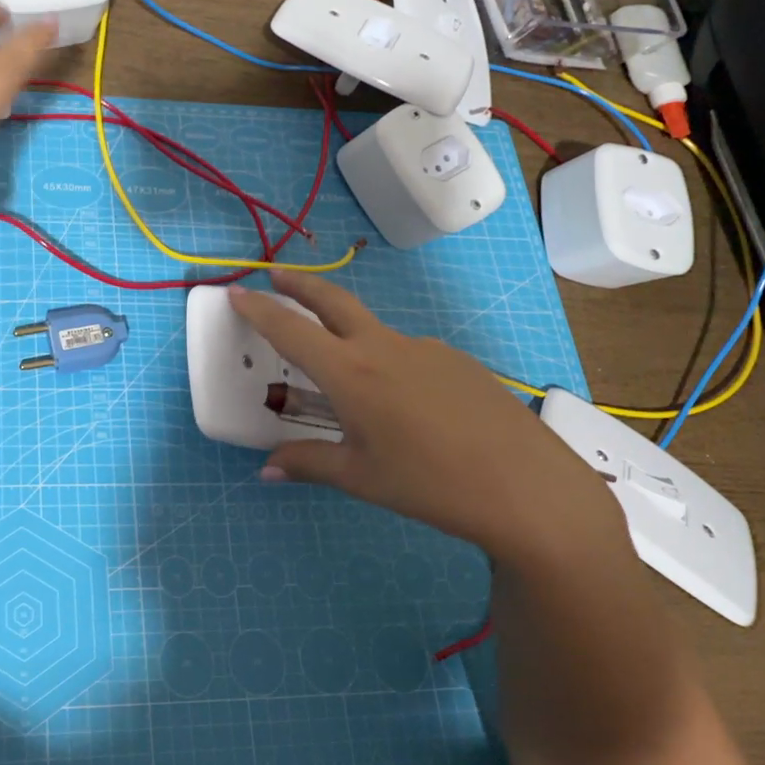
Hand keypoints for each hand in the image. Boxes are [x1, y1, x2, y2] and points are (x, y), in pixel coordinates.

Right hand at [231, 270, 624, 566]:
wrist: (529, 489)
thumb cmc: (430, 484)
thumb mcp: (360, 477)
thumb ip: (308, 463)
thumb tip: (266, 470)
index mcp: (349, 373)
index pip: (289, 329)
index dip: (258, 308)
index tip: (235, 291)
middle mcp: (382, 347)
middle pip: (332, 300)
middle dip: (299, 284)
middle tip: (275, 274)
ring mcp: (425, 349)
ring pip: (373, 331)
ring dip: (347, 333)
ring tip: (345, 377)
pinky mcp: (458, 361)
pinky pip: (408, 353)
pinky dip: (388, 362)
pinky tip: (405, 405)